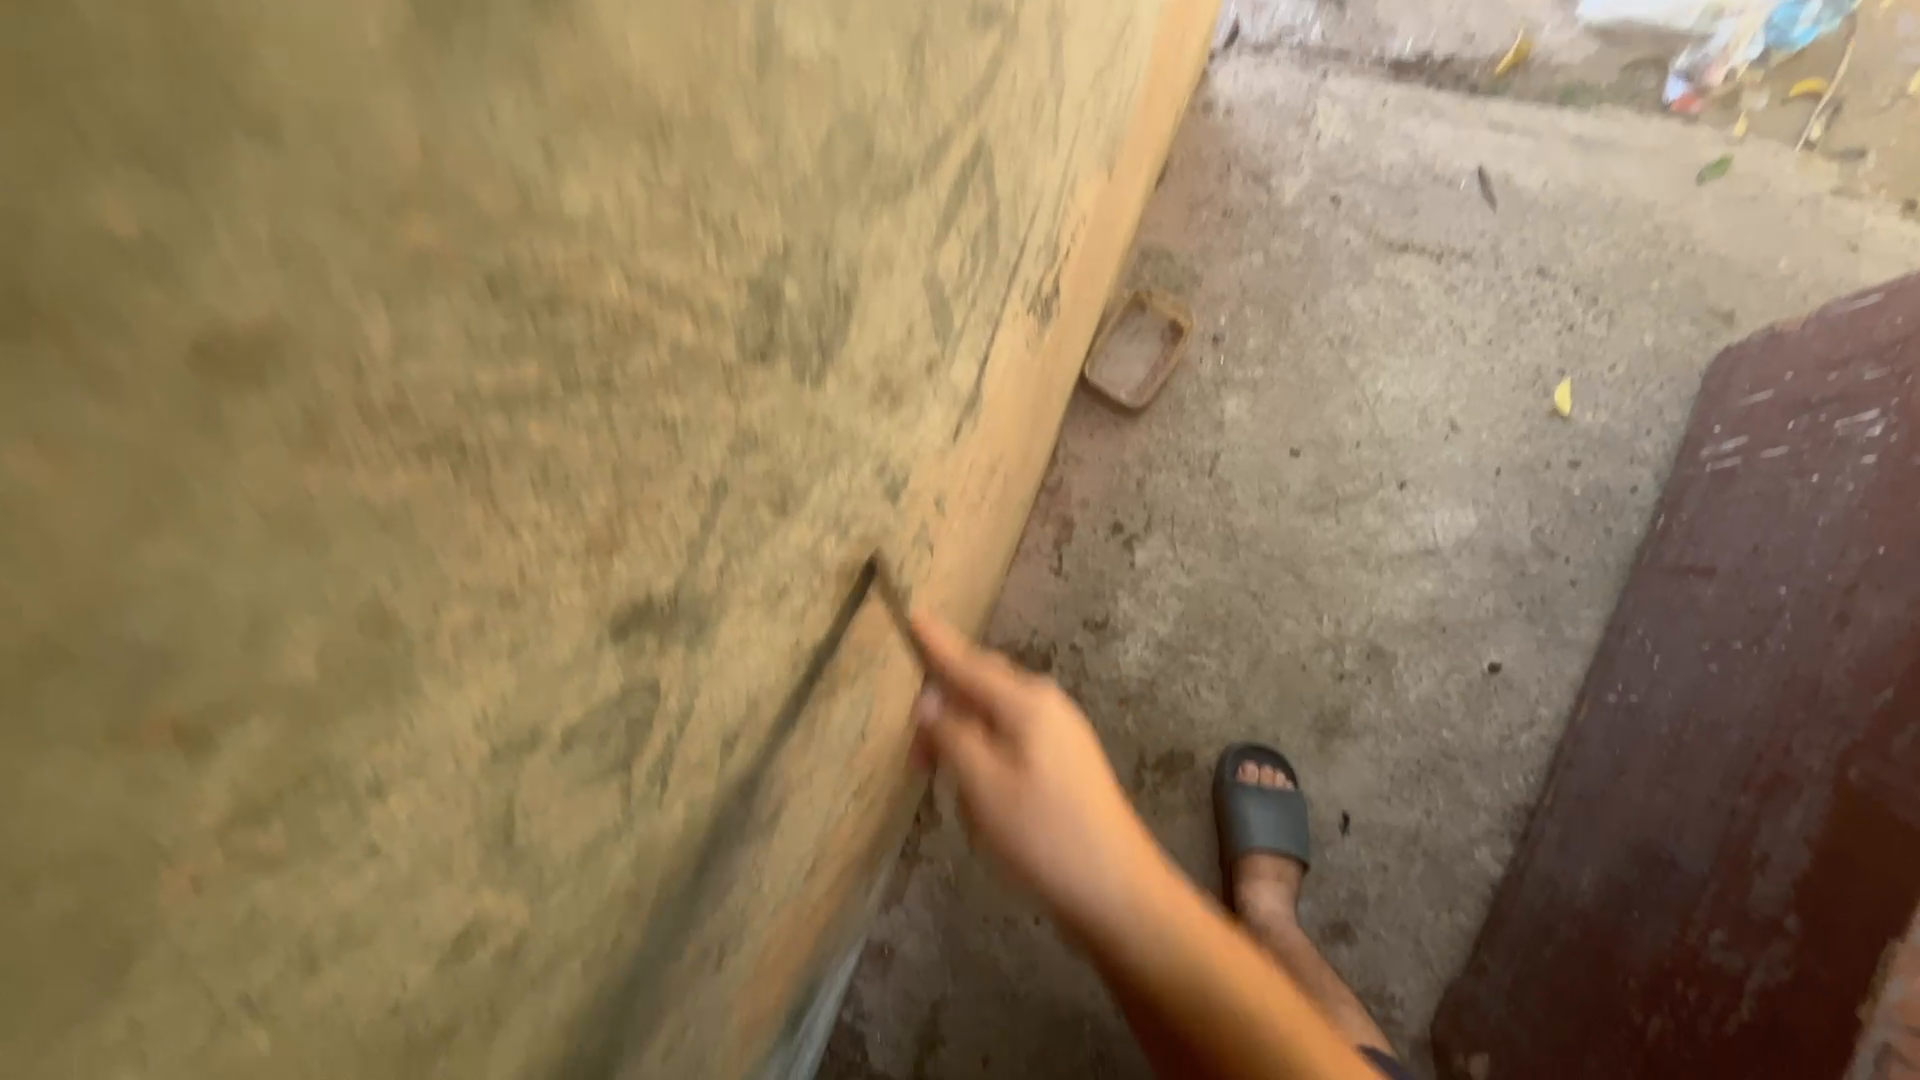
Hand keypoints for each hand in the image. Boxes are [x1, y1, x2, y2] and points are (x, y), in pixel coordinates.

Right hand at [908, 615, 1168, 938]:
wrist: (1117, 889)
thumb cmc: (1042, 833)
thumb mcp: (982, 784)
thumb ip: (952, 734)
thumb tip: (930, 699)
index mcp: (1025, 703)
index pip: (968, 664)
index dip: (936, 644)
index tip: (913, 616)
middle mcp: (1047, 706)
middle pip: (983, 686)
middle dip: (944, 706)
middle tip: (914, 752)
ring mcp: (1062, 733)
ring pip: (997, 717)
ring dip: (964, 738)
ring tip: (944, 780)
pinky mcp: (1067, 762)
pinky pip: (1013, 740)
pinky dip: (987, 756)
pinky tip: (979, 792)